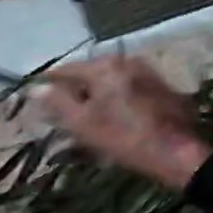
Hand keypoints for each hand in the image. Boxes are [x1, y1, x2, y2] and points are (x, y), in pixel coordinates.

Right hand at [34, 56, 210, 189]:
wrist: (177, 151)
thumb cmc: (126, 138)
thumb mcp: (84, 124)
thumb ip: (58, 102)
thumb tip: (35, 88)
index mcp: (106, 66)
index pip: (67, 69)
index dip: (50, 84)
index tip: (38, 97)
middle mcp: (127, 61)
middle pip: (91, 73)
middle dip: (77, 91)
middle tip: (66, 115)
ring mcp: (148, 71)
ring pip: (111, 80)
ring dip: (98, 95)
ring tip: (90, 119)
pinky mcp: (161, 85)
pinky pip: (130, 86)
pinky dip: (118, 97)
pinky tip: (116, 117)